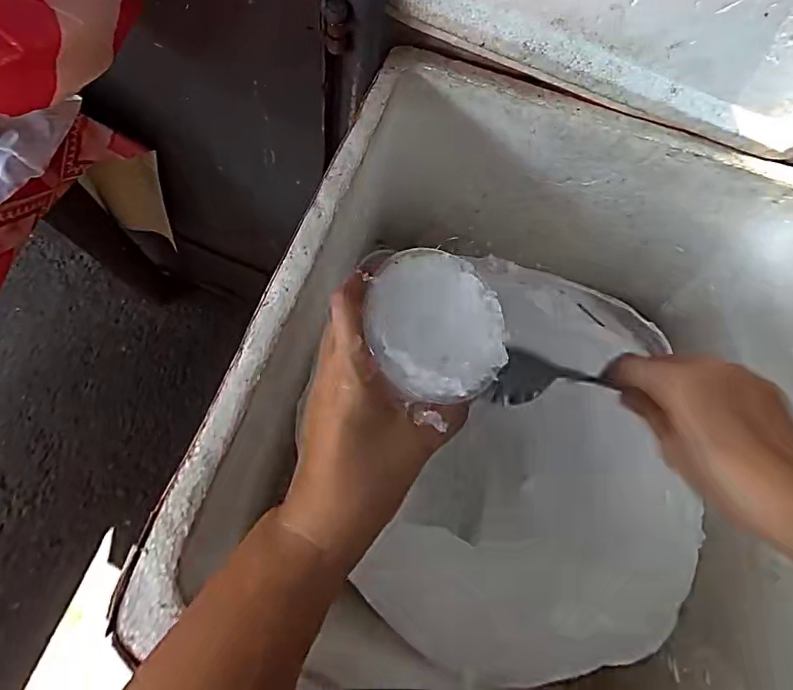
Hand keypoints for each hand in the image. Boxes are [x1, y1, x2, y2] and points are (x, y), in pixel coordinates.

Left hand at [279, 273, 466, 566]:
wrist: (320, 525)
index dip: (361, 279)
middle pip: (339, 315)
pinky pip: (338, 357)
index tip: (390, 266)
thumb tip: (472, 386)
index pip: (344, 307)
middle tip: (405, 286)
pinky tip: (386, 357)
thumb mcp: (419, 443)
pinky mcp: (321, 404)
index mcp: (348, 370)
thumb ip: (449, 411)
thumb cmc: (366, 479)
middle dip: (366, 293)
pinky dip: (357, 342)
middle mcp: (328, 370)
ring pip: (336, 336)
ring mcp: (320, 387)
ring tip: (399, 312)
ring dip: (360, 317)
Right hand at [606, 353, 792, 547]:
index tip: (611, 385)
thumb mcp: (675, 452)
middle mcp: (709, 366)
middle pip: (667, 364)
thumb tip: (634, 397)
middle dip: (655, 382)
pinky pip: (727, 382)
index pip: (633, 364)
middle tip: (648, 411)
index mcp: (679, 379)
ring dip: (687, 387)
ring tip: (688, 423)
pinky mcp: (764, 388)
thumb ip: (650, 415)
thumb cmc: (731, 481)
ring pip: (699, 371)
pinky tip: (721, 426)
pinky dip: (717, 395)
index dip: (617, 375)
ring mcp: (740, 374)